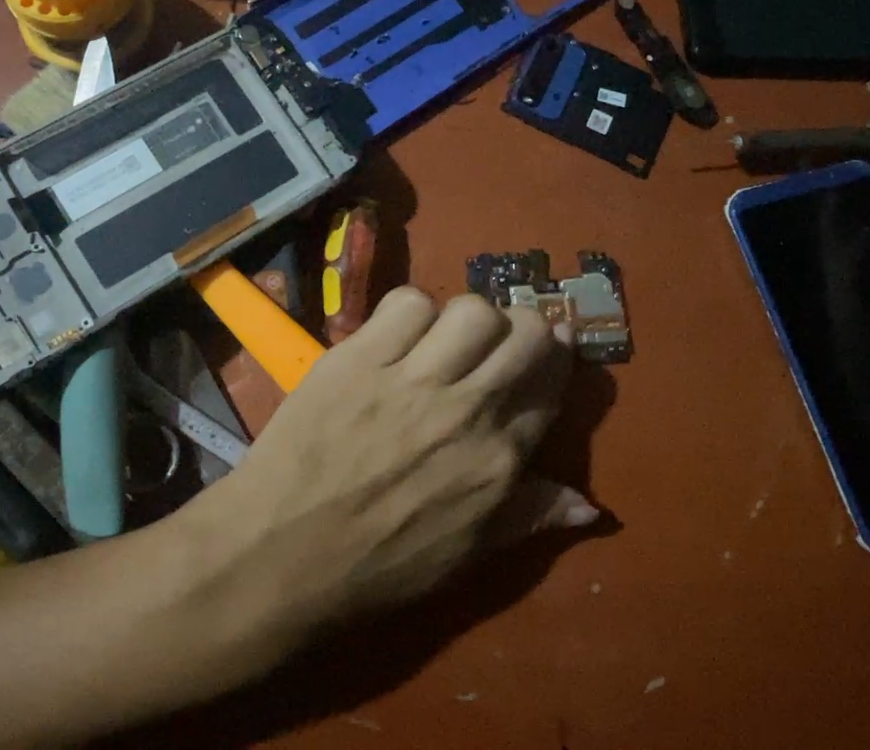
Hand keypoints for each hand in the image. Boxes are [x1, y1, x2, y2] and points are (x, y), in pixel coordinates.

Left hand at [183, 287, 585, 635]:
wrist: (279, 554)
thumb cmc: (375, 566)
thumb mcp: (466, 556)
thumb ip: (529, 518)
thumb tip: (591, 505)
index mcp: (499, 461)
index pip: (551, 387)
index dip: (554, 362)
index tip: (548, 350)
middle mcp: (466, 409)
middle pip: (525, 335)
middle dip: (524, 329)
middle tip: (499, 341)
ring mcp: (410, 378)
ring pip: (472, 310)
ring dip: (467, 318)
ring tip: (444, 338)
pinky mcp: (357, 356)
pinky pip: (406, 303)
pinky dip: (409, 313)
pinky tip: (394, 337)